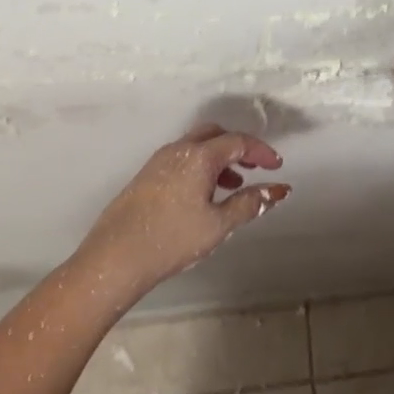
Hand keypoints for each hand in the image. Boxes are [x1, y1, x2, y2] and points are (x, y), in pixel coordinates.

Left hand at [77, 123, 289, 294]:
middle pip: (215, 135)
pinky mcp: (145, 176)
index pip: (238, 142)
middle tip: (255, 168)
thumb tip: (279, 189)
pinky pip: (181, 159)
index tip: (277, 166)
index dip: (261, 151)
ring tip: (233, 186)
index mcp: (199, 156)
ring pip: (196, 147)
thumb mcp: (218, 225)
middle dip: (238, 148)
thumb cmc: (172, 240)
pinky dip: (200, 167)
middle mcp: (178, 150)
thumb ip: (250, 203)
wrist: (114, 259)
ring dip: (218, 159)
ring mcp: (158, 162)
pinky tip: (203, 196)